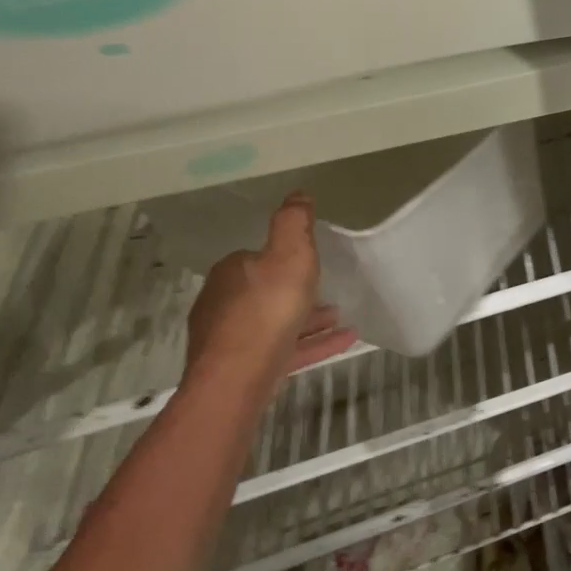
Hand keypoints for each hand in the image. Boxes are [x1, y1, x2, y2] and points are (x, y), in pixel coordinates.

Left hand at [185, 192, 357, 389]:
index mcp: (232, 273)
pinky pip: (286, 348)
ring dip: (307, 317)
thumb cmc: (267, 309)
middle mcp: (224, 303)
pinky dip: (313, 342)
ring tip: (342, 314)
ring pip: (275, 321)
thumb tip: (297, 193)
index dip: (284, 256)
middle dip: (296, 289)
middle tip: (329, 287)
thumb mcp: (290, 255)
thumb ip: (293, 223)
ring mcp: (231, 338)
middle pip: (265, 290)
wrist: (238, 378)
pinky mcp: (244, 366)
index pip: (257, 257)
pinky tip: (345, 339)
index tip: (311, 260)